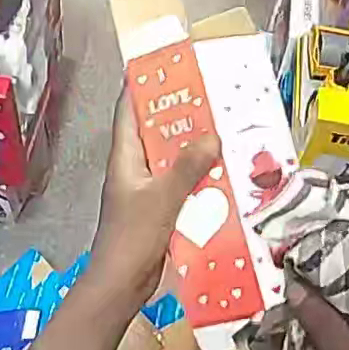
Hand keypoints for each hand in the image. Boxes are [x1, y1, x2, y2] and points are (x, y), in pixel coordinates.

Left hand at [89, 94, 219, 309]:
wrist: (122, 284)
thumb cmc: (133, 237)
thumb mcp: (162, 197)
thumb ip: (186, 167)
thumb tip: (212, 135)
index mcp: (125, 157)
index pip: (130, 111)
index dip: (143, 86)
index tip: (166, 66)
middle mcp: (135, 168)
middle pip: (157, 132)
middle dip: (181, 116)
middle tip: (212, 97)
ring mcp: (148, 189)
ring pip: (173, 159)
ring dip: (195, 148)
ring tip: (226, 129)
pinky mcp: (161, 208)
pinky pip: (182, 184)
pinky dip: (200, 176)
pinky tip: (225, 172)